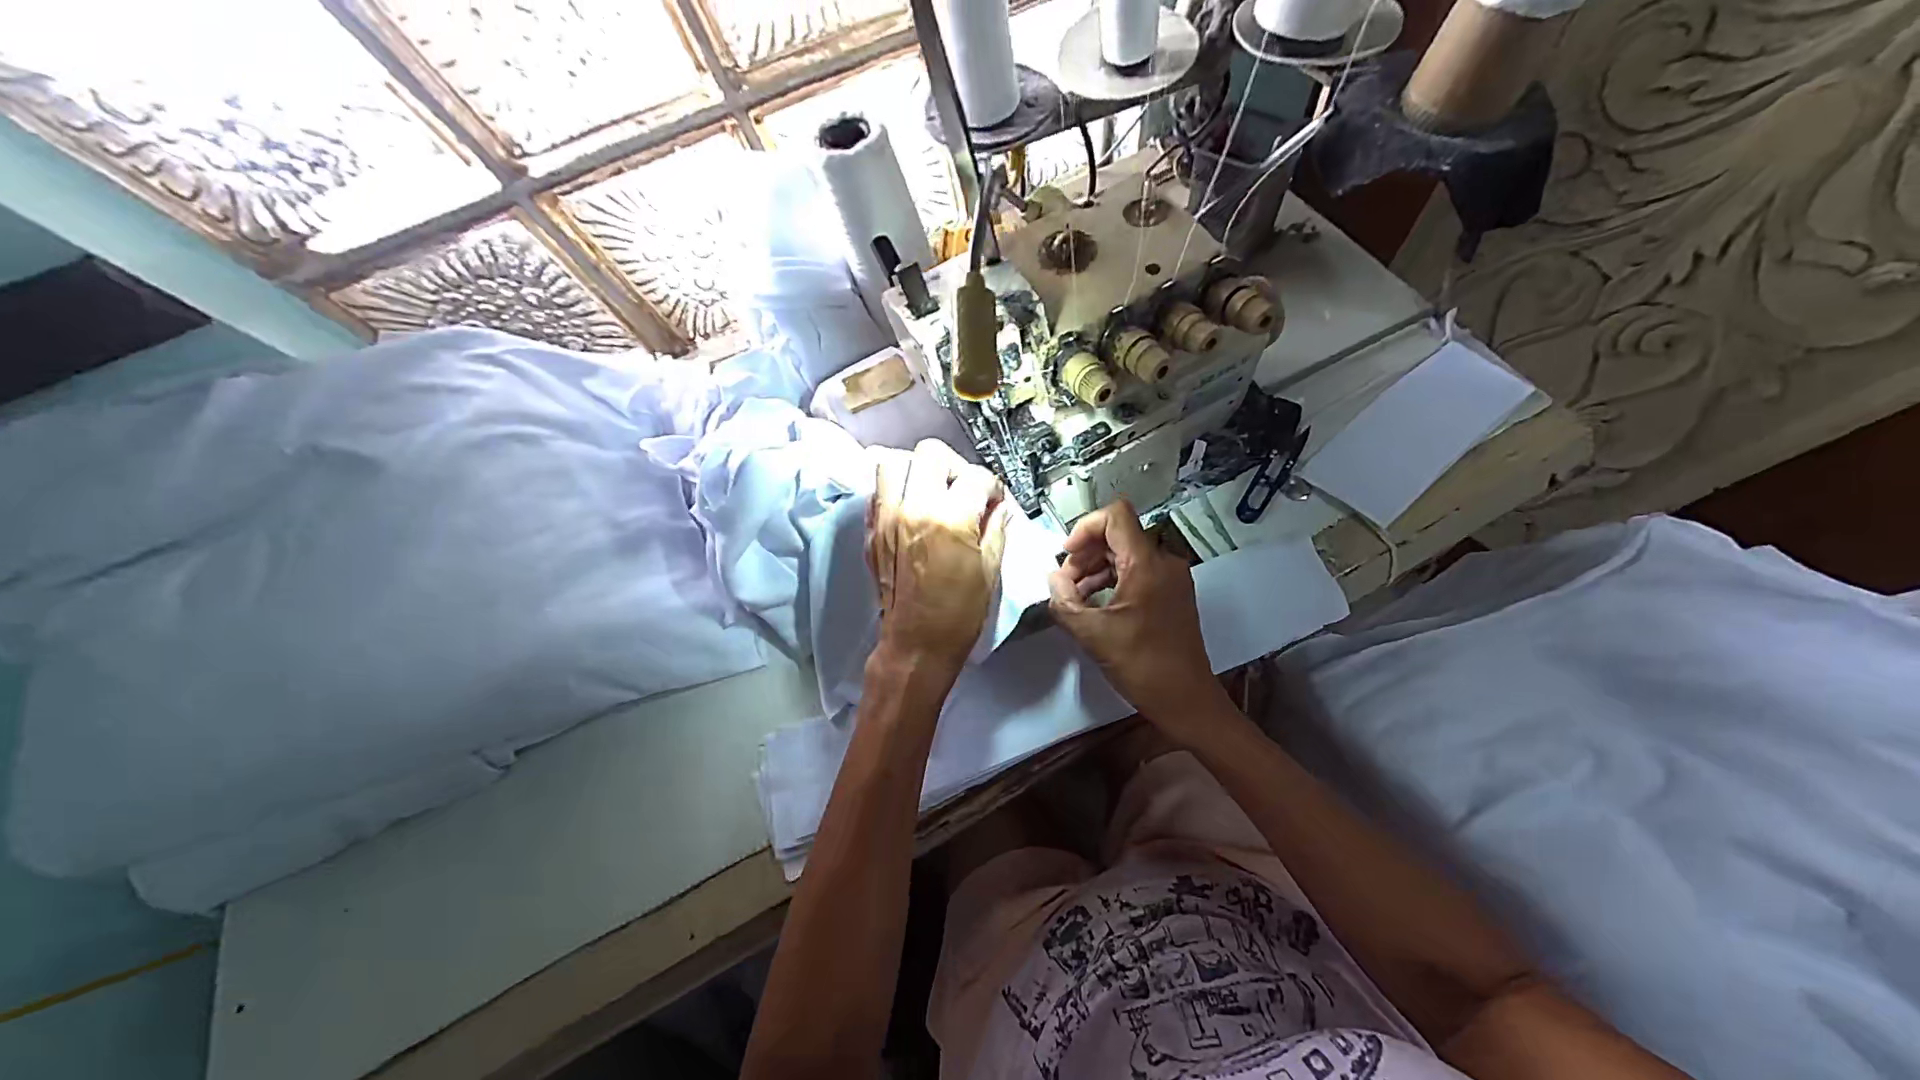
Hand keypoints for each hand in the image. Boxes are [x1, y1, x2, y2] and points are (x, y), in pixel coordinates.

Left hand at [868, 440, 1011, 677]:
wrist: (916, 643)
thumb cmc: (958, 613)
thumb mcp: (989, 568)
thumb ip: (995, 528)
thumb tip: (997, 507)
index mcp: (950, 519)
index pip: (976, 476)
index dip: (992, 486)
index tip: (993, 499)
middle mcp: (914, 509)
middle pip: (931, 453)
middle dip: (953, 466)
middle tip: (962, 488)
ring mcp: (887, 517)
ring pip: (894, 462)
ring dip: (917, 470)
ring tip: (932, 491)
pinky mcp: (871, 530)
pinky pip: (878, 490)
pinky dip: (896, 489)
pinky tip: (912, 508)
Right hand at [1047, 500, 1223, 735]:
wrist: (1185, 699)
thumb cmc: (1140, 664)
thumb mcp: (1091, 633)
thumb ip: (1064, 600)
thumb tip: (1054, 579)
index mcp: (1147, 564)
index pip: (1115, 516)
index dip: (1084, 528)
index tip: (1067, 556)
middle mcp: (1164, 562)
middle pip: (1118, 535)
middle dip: (1086, 553)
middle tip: (1065, 584)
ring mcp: (1171, 578)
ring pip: (1126, 554)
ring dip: (1096, 569)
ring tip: (1075, 598)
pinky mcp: (1172, 594)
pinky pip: (1137, 572)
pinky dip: (1113, 581)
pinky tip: (1094, 605)